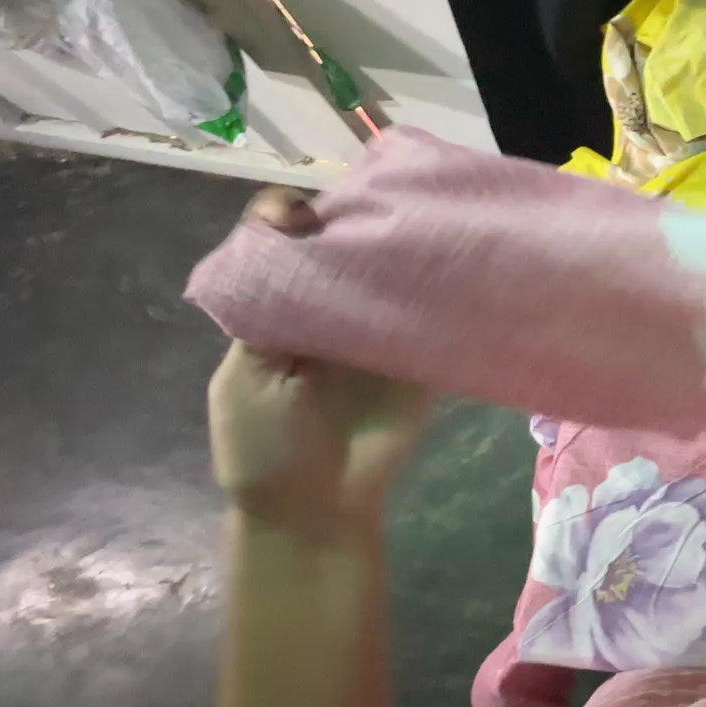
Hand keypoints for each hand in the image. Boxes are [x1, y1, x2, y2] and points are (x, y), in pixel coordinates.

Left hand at [207, 189, 429, 540]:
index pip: (287, 246)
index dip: (289, 217)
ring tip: (423, 215)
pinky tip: (459, 261)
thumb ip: (268, 316)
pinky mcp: (424, 350)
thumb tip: (292, 241)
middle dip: (357, 217)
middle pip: (347, 245)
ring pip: (396, 271)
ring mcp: (385, 326)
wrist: (317, 508)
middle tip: (375, 199)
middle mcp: (336, 305)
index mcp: (285, 306)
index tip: (302, 212)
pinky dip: (450, 288)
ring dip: (408, 245)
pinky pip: (438, 312)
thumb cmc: (265, 446)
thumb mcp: (246, 378)